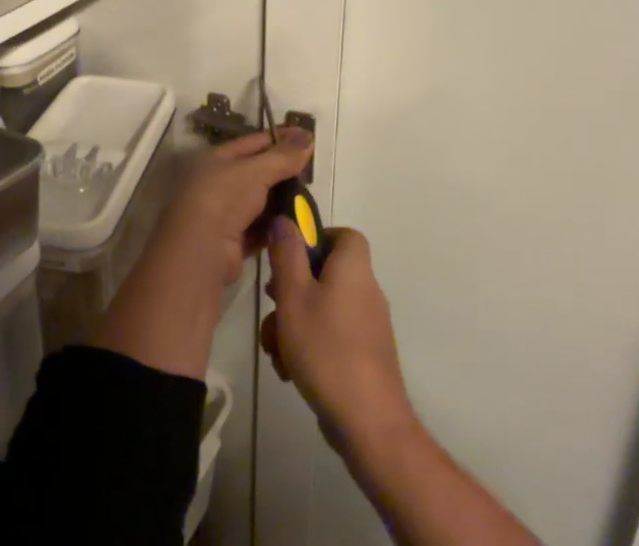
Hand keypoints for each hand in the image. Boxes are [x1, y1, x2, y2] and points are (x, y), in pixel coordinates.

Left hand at [92, 128, 311, 378]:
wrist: (201, 248)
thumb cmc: (225, 198)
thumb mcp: (256, 170)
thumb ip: (283, 156)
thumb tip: (307, 137)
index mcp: (218, 159)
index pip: (254, 142)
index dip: (280, 138)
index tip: (308, 137)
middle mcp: (218, 184)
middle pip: (258, 174)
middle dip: (284, 173)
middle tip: (312, 174)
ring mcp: (224, 214)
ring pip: (260, 203)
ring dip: (282, 202)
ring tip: (309, 201)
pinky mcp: (233, 242)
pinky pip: (260, 229)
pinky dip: (275, 227)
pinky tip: (297, 226)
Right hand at [262, 224, 417, 447]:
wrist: (366, 418)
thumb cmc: (326, 348)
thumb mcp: (294, 296)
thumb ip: (287, 255)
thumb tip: (286, 220)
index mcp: (354, 270)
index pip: (345, 235)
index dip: (316, 238)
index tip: (288, 256)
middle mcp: (366, 292)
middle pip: (326, 274)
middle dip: (291, 289)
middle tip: (272, 304)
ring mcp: (367, 326)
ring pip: (322, 309)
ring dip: (293, 323)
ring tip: (274, 348)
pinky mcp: (363, 355)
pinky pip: (331, 336)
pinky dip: (308, 345)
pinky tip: (289, 369)